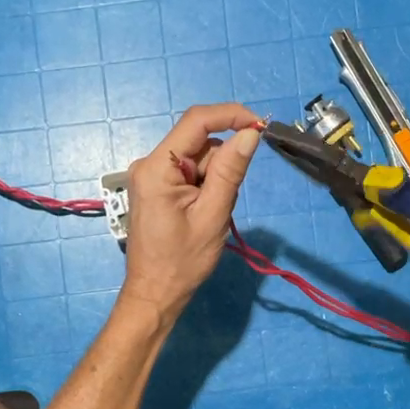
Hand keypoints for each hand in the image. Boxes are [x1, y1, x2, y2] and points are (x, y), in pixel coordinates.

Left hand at [119, 103, 262, 320]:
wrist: (155, 293)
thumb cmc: (183, 261)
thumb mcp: (213, 215)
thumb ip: (231, 171)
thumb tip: (250, 133)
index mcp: (157, 167)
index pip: (196, 121)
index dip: (231, 115)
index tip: (260, 126)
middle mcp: (149, 164)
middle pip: (199, 142)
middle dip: (223, 164)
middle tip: (224, 201)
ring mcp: (151, 176)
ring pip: (198, 158)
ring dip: (215, 180)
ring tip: (210, 215)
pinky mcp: (156, 188)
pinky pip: (190, 173)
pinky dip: (205, 188)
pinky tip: (202, 214)